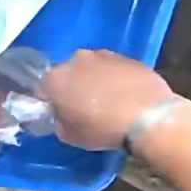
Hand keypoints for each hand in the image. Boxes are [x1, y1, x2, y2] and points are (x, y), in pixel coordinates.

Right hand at [40, 49, 180, 149]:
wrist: (149, 117)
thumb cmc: (101, 128)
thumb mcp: (68, 135)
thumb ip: (58, 120)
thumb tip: (62, 115)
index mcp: (54, 79)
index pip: (42, 88)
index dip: (48, 101)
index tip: (57, 112)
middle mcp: (74, 61)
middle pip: (66, 73)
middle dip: (70, 86)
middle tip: (81, 104)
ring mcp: (103, 55)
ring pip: (89, 67)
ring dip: (92, 79)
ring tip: (105, 98)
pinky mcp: (128, 57)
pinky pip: (112, 67)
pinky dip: (113, 77)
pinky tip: (122, 93)